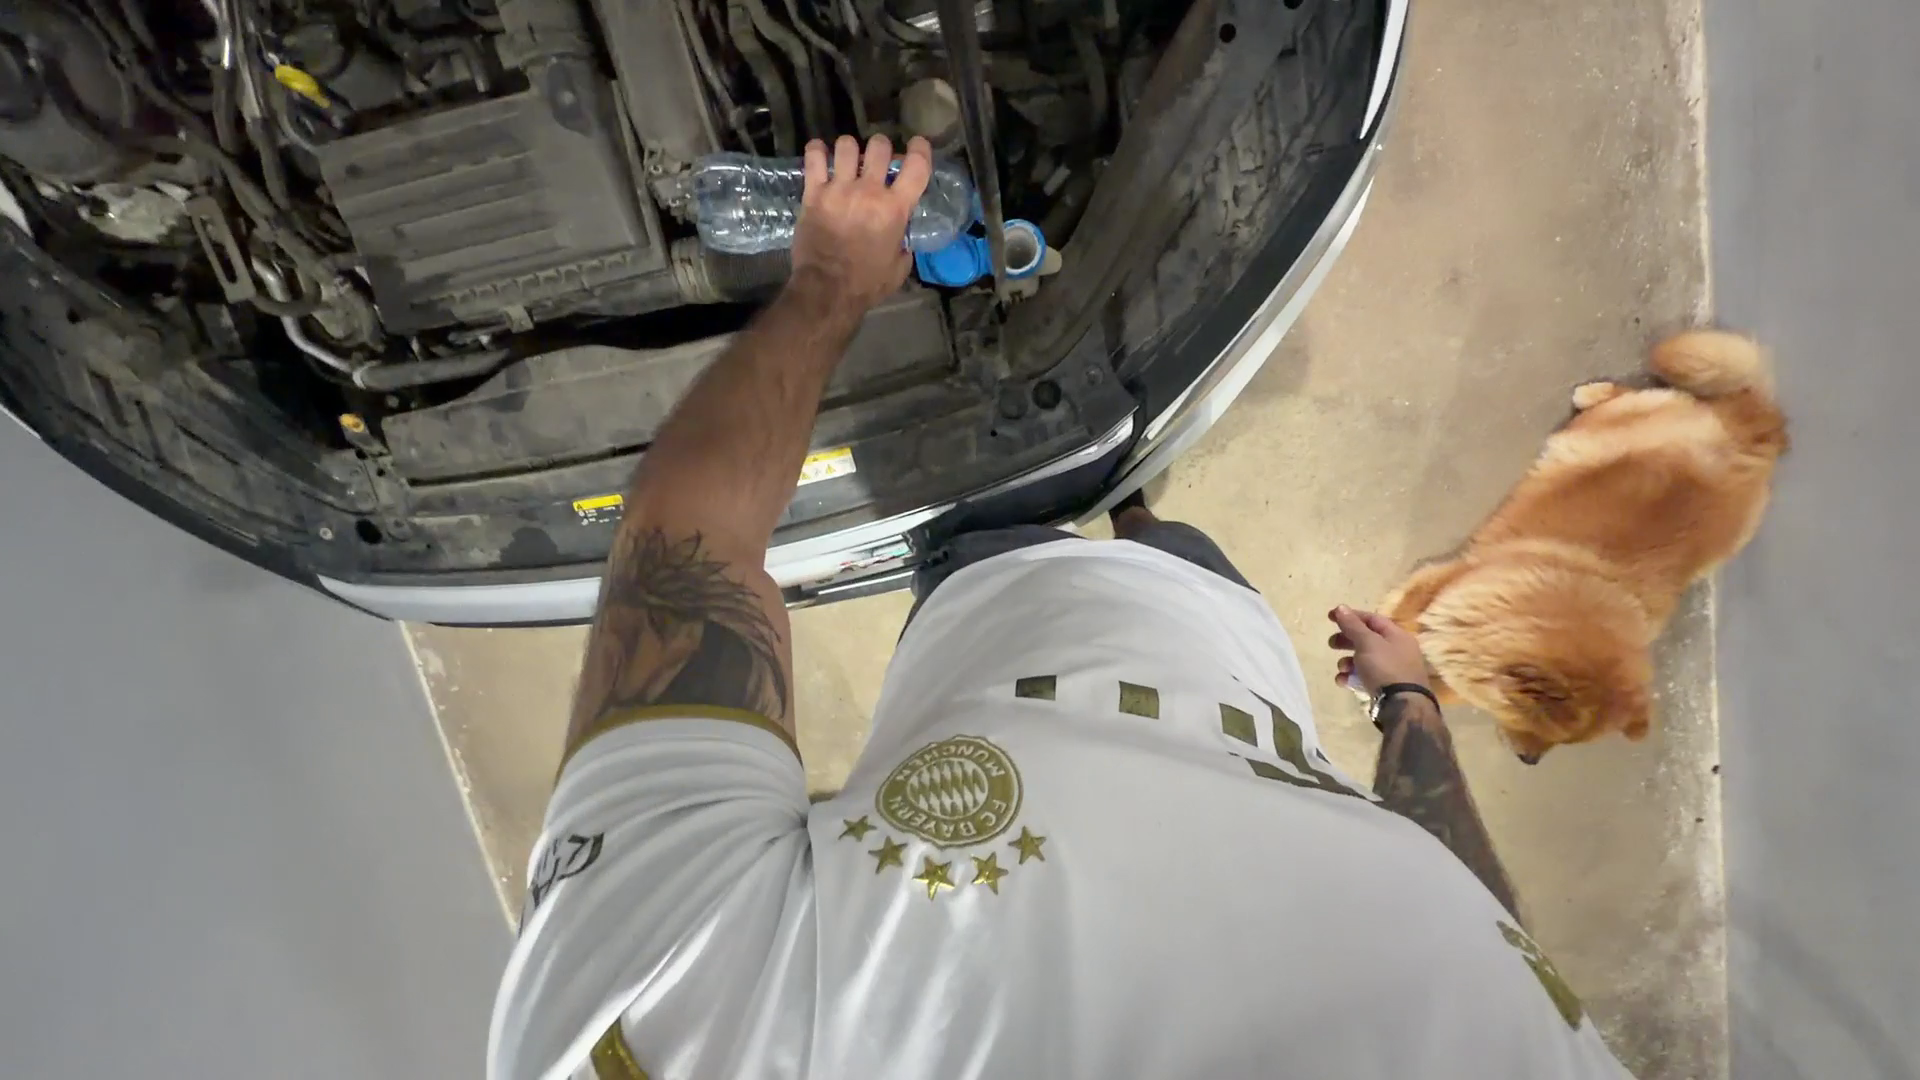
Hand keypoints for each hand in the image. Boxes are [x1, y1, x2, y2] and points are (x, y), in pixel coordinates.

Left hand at [790, 134, 932, 316]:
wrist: (828, 290)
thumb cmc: (867, 285)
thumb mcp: (898, 269)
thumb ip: (903, 246)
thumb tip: (901, 239)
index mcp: (895, 210)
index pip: (916, 166)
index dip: (920, 150)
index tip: (917, 147)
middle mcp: (869, 192)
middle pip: (879, 146)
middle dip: (881, 150)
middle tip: (876, 163)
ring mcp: (839, 189)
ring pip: (847, 145)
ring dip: (850, 150)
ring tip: (847, 162)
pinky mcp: (814, 193)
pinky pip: (814, 156)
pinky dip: (817, 151)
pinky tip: (820, 156)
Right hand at [1328, 605, 1430, 694]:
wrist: (1402, 704)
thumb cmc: (1385, 667)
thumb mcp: (1367, 642)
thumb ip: (1353, 625)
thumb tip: (1341, 607)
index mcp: (1396, 636)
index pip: (1371, 619)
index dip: (1350, 616)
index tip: (1330, 617)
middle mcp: (1396, 650)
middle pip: (1366, 639)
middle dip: (1346, 641)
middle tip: (1331, 644)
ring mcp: (1391, 669)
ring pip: (1363, 659)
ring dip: (1347, 662)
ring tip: (1341, 668)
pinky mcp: (1385, 686)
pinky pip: (1364, 676)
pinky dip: (1352, 677)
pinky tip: (1345, 682)